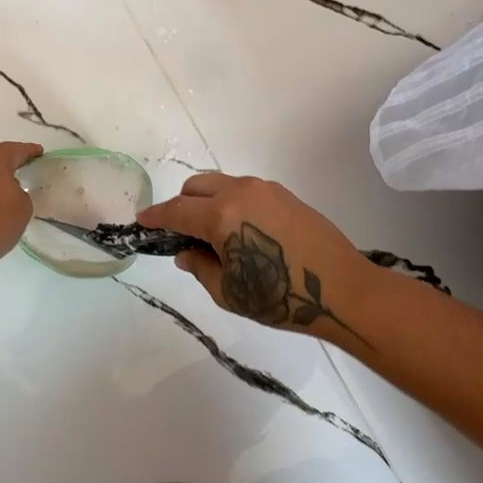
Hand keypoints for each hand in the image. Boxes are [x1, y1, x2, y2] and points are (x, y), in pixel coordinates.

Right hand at [138, 174, 374, 348]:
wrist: (340, 289)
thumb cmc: (279, 297)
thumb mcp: (228, 291)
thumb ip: (200, 267)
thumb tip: (186, 253)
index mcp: (221, 215)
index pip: (177, 211)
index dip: (156, 217)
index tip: (141, 220)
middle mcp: (240, 192)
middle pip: (196, 187)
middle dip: (182, 205)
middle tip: (182, 235)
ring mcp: (266, 190)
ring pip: (222, 184)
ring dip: (208, 202)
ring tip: (216, 236)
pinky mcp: (285, 195)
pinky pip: (246, 191)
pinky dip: (232, 204)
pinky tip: (243, 232)